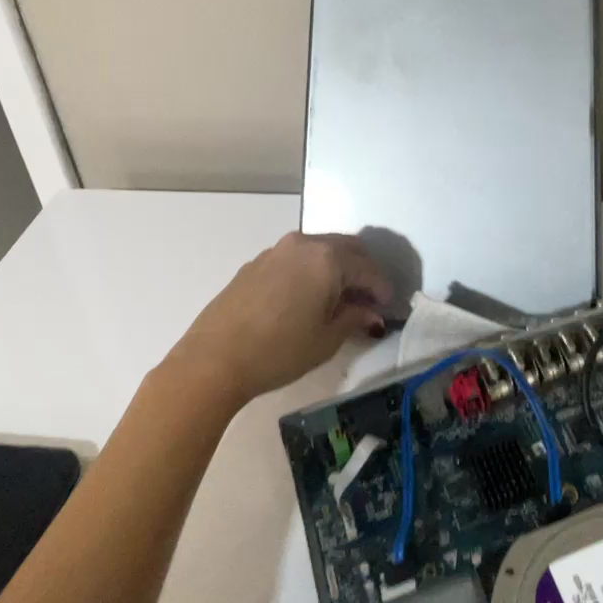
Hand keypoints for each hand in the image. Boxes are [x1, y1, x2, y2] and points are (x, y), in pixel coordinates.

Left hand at [168, 232, 391, 403]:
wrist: (214, 358)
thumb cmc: (279, 351)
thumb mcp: (326, 340)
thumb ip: (354, 318)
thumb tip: (370, 312)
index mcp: (327, 258)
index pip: (367, 268)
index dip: (382, 288)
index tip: (388, 307)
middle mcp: (304, 244)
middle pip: (346, 248)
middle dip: (362, 271)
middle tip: (369, 300)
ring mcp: (276, 250)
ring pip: (319, 250)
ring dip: (336, 268)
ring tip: (339, 299)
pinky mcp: (256, 263)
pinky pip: (296, 259)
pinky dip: (311, 271)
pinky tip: (308, 298)